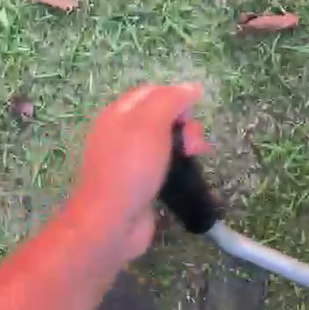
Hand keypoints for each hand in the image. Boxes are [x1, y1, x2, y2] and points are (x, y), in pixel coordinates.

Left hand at [65, 83, 202, 263]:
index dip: (176, 97)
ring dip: (185, 145)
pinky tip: (187, 174)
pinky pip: (163, 165)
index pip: (151, 92)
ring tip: (196, 157)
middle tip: (194, 143)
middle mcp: (121, 133)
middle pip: (161, 116)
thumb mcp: (151, 123)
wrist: (112, 221)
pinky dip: (178, 166)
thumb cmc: (130, 166)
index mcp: (118, 113)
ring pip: (164, 142)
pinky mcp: (139, 183)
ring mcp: (129, 160)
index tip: (194, 113)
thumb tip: (191, 87)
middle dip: (184, 124)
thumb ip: (171, 100)